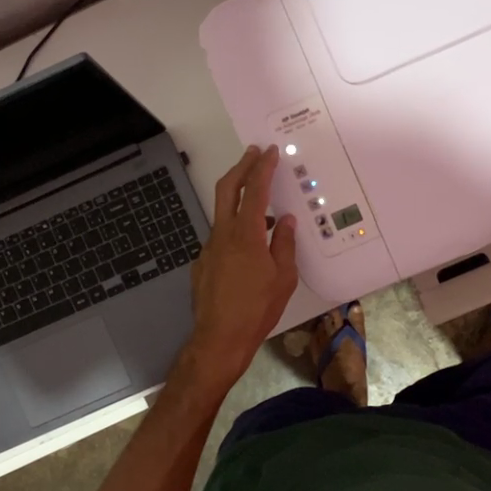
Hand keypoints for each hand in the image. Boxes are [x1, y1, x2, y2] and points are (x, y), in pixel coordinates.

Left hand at [187, 145, 297, 382]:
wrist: (220, 338)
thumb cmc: (258, 309)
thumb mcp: (283, 278)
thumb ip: (285, 245)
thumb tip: (287, 222)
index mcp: (247, 234)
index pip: (255, 190)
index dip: (263, 168)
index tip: (270, 152)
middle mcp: (223, 234)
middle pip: (228, 188)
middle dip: (241, 167)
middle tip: (253, 153)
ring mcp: (209, 248)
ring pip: (223, 214)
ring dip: (240, 201)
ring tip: (263, 206)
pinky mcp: (202, 264)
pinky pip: (220, 239)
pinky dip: (235, 231)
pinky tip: (249, 248)